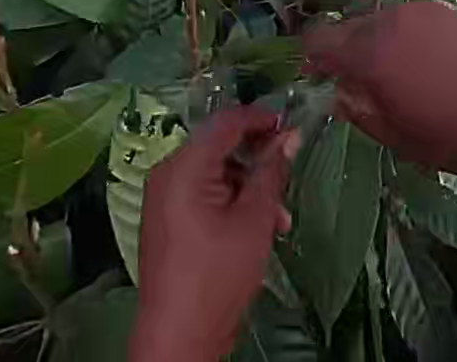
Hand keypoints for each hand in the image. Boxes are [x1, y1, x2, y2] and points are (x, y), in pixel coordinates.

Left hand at [129, 105, 298, 361]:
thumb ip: (273, 170)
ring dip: (250, 184)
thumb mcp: (255, 218)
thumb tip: (291, 135)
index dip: (260, 118)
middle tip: (288, 166)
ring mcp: (165, 196)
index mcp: (184, 166)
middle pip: (220, 145)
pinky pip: (204, 191)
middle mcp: (168, 172)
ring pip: (216, 171)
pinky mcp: (168, 217)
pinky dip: (232, 199)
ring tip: (280, 216)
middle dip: (258, 156)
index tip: (290, 124)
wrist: (178, 342)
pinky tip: (259, 225)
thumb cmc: (219, 274)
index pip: (226, 122)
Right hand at [304, 0, 456, 177]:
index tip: (320, 81)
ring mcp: (417, 10)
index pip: (317, 41)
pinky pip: (404, 19)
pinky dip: (401, 36)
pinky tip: (426, 64)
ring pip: (376, 22)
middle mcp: (387, 20)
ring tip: (400, 78)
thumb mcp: (399, 138)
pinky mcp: (442, 8)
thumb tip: (340, 93)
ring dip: (375, 44)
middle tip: (363, 87)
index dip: (312, 60)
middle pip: (347, 28)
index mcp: (370, 54)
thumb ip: (359, 111)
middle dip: (345, 54)